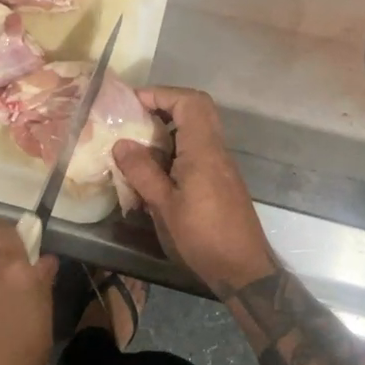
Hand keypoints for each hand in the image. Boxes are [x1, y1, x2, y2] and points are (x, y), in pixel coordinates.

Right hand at [113, 86, 276, 290]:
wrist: (243, 270)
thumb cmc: (203, 236)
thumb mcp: (164, 206)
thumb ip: (142, 171)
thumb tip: (121, 143)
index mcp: (203, 150)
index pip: (189, 101)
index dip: (160, 94)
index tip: (131, 104)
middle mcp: (216, 150)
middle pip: (195, 110)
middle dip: (163, 107)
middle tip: (133, 119)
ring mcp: (220, 166)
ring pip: (195, 131)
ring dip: (167, 130)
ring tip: (136, 145)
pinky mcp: (219, 181)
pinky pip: (196, 151)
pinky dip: (174, 150)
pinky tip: (153, 172)